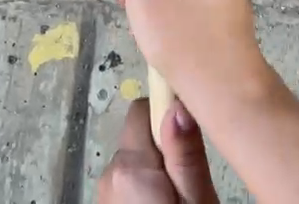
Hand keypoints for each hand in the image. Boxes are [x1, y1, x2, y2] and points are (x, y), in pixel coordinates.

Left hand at [96, 96, 219, 203]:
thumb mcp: (195, 202)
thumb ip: (186, 156)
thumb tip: (179, 104)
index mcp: (130, 164)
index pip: (144, 109)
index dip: (168, 116)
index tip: (189, 135)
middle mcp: (109, 170)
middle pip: (140, 135)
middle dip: (165, 148)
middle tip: (189, 175)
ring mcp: (103, 191)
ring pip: (135, 160)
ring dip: (154, 169)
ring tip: (178, 195)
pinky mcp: (104, 203)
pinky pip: (126, 182)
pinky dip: (142, 187)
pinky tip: (160, 203)